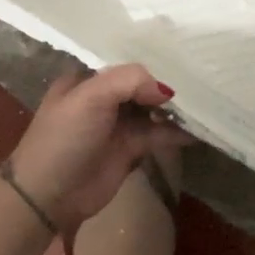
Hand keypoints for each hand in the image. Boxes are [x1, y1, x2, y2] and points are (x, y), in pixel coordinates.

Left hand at [5, 65, 188, 228]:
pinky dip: (178, 131)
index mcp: (87, 79)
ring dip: (176, 108)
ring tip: (205, 104)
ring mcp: (118, 123)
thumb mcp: (90, 97)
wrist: (49, 195)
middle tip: (201, 81)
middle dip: (169, 84)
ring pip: (154, 109)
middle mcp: (104, 97)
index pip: (126, 62)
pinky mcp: (131, 148)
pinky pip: (160, 134)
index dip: (152, 60)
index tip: (183, 58)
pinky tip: (198, 128)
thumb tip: (166, 91)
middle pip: (144, 84)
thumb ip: (130, 81)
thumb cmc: (64, 138)